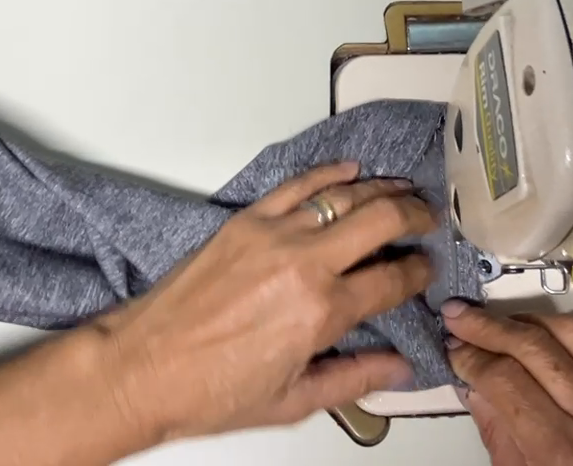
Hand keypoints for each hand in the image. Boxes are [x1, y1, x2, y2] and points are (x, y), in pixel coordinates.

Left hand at [93, 162, 435, 442]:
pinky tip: (351, 170)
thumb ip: (354, 378)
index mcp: (320, 312)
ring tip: (403, 190)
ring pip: (345, 195)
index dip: (419, 271)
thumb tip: (399, 367)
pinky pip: (299, 184)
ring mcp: (275, 233)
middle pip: (380, 220)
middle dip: (414, 215)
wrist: (145, 365)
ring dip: (381, 189)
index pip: (391, 280)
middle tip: (427, 218)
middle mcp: (305, 263)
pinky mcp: (248, 218)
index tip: (427, 268)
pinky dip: (329, 173)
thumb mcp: (292, 401)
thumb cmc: (212, 390)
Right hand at [445, 302, 572, 465]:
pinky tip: (555, 330)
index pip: (507, 381)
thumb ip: (494, 426)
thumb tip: (469, 375)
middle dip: (488, 327)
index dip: (471, 358)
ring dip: (529, 320)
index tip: (449, 346)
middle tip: (457, 317)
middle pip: (536, 349)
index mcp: (562, 455)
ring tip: (499, 324)